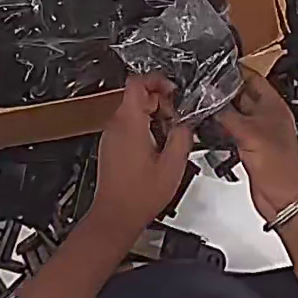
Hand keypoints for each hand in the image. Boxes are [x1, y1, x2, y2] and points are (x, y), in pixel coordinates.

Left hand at [87, 75, 195, 238]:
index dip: (157, 80)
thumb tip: (187, 122)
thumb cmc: (138, 196)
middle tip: (176, 118)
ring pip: (134, 109)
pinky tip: (157, 146)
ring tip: (168, 134)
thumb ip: (183, 135)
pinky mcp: (111, 145)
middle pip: (138, 95)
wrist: (115, 217)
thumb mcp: (173, 164)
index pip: (137, 82)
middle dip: (161, 101)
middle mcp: (116, 125)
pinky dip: (145, 126)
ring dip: (154, 114)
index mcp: (129, 123)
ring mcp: (111, 135)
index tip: (172, 90)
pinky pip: (128, 124)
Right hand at [216, 72, 297, 223]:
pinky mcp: (249, 148)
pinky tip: (207, 127)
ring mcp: (257, 132)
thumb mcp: (249, 133)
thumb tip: (210, 97)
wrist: (284, 199)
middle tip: (202, 85)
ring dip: (219, 110)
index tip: (217, 65)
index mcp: (273, 106)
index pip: (253, 77)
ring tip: (201, 104)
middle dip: (223, 90)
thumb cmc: (281, 167)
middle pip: (241, 95)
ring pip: (234, 114)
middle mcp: (266, 117)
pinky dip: (219, 128)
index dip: (236, 70)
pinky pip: (231, 132)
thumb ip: (227, 113)